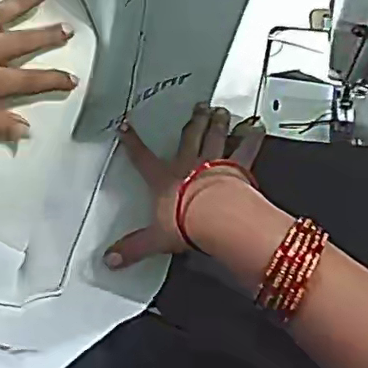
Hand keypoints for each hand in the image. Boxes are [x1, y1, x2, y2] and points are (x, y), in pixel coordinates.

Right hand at [105, 103, 264, 268]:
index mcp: (164, 178)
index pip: (141, 156)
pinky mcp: (238, 168)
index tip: (126, 126)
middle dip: (190, 122)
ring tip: (219, 110)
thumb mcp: (155, 238)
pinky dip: (251, 136)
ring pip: (214, 136)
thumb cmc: (185, 222)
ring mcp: (213, 162)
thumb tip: (110, 260)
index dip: (132, 141)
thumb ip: (134, 247)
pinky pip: (245, 148)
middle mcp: (187, 164)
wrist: (216, 218)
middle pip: (188, 137)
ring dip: (216, 122)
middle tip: (195, 108)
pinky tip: (257, 126)